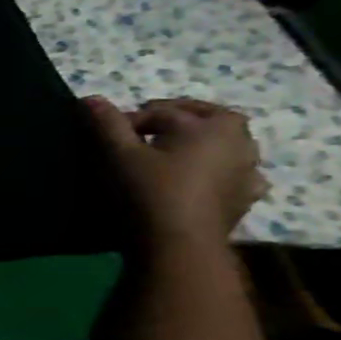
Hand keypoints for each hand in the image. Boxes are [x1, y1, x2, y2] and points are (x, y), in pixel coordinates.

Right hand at [85, 96, 268, 239]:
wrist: (180, 240)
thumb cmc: (150, 189)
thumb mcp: (119, 153)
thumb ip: (108, 123)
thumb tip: (91, 98)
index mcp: (211, 128)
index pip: (164, 111)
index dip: (132, 119)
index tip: (109, 134)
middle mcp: (239, 143)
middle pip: (212, 118)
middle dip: (182, 117)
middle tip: (148, 128)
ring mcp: (249, 171)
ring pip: (229, 144)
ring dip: (203, 141)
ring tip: (173, 152)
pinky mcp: (246, 195)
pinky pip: (237, 171)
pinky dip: (220, 167)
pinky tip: (204, 176)